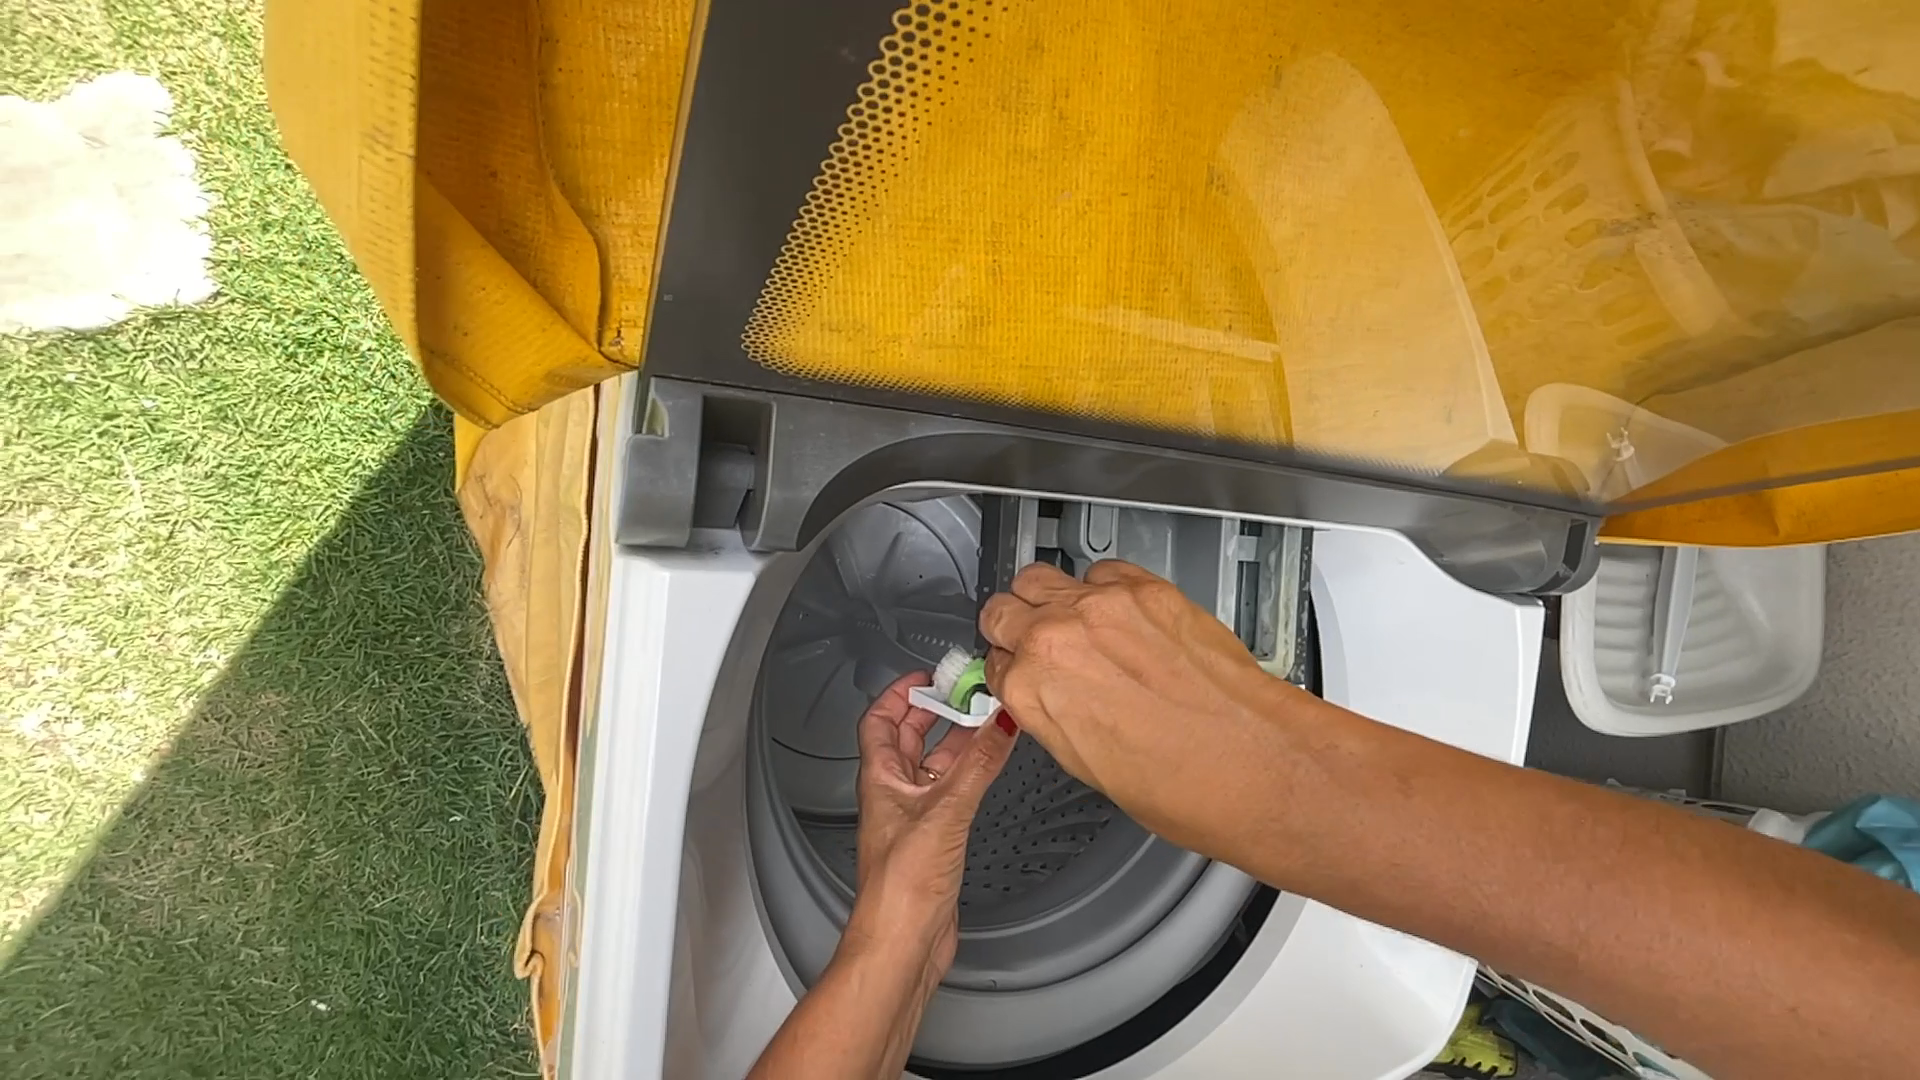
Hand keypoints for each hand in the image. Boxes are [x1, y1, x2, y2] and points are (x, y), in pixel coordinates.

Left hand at [842, 671, 1019, 988]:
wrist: (902, 944)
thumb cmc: (900, 886)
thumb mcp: (945, 811)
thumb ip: (978, 764)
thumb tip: (1002, 722)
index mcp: (880, 779)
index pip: (879, 720)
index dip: (898, 693)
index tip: (927, 675)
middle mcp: (893, 794)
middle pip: (907, 738)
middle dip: (933, 712)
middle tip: (963, 693)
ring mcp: (913, 817)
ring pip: (932, 765)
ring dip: (955, 742)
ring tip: (984, 720)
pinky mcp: (933, 839)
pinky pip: (949, 792)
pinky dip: (967, 773)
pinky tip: (987, 766)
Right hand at [979, 560, 1296, 852]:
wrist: (1255, 762)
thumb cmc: (1181, 783)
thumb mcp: (1085, 762)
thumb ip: (1050, 712)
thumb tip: (1048, 693)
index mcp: (1030, 689)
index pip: (993, 661)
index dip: (1009, 667)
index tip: (1021, 669)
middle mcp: (1055, 638)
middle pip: (1002, 608)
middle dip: (1012, 626)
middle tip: (1033, 639)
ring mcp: (1098, 606)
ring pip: (1039, 576)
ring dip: (1047, 598)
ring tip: (1074, 620)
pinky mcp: (1143, 588)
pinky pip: (1100, 570)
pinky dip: (1102, 588)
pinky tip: (1121, 615)